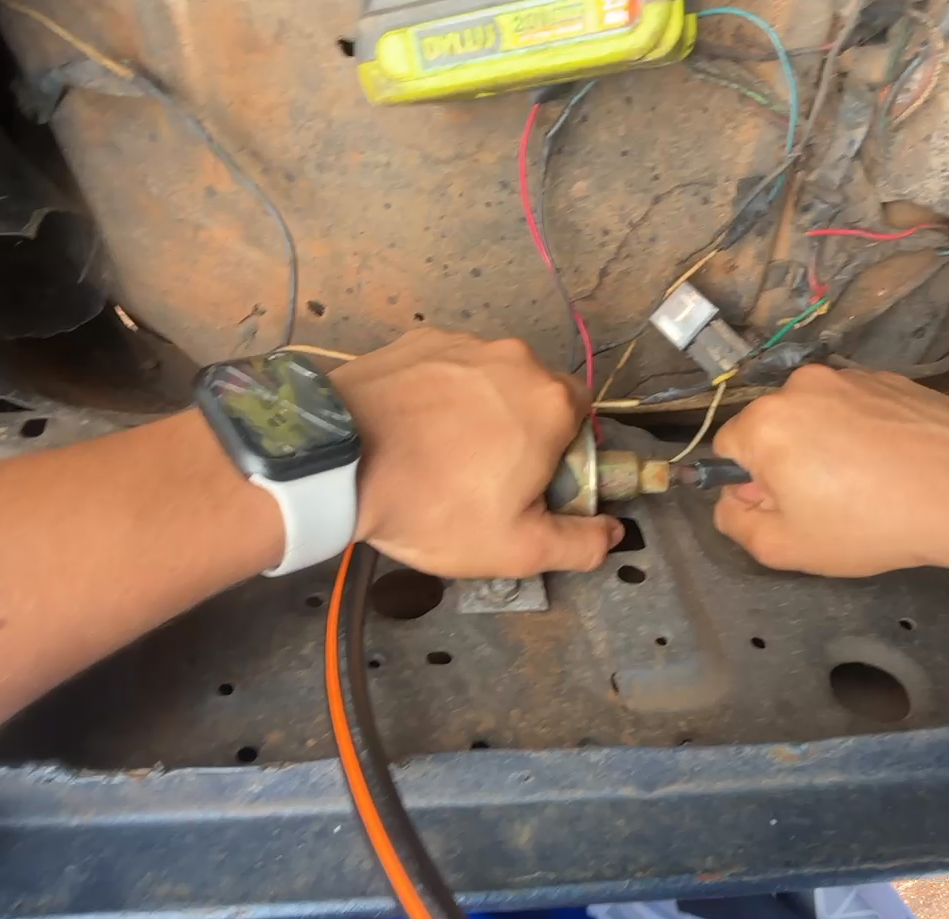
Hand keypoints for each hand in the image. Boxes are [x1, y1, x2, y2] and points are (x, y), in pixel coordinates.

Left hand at [329, 329, 620, 577]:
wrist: (335, 464)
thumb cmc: (437, 507)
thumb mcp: (518, 548)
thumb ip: (580, 544)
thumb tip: (614, 533)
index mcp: (552, 402)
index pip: (584, 421)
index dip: (564, 456)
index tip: (532, 485)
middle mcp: (515, 358)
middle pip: (538, 396)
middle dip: (524, 431)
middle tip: (485, 475)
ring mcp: (462, 341)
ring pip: (492, 379)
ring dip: (482, 410)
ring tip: (441, 453)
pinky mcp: (416, 340)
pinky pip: (448, 368)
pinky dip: (442, 393)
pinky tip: (413, 428)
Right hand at [712, 366, 948, 576]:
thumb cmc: (869, 523)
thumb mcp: (783, 547)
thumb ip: (734, 523)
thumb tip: (730, 500)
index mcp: (765, 422)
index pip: (727, 449)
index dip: (749, 485)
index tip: (785, 506)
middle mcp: (800, 386)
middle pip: (771, 429)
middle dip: (786, 462)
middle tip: (826, 502)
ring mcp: (850, 377)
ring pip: (814, 416)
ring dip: (825, 445)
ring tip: (866, 482)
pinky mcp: (891, 378)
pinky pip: (856, 407)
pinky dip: (862, 432)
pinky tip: (892, 464)